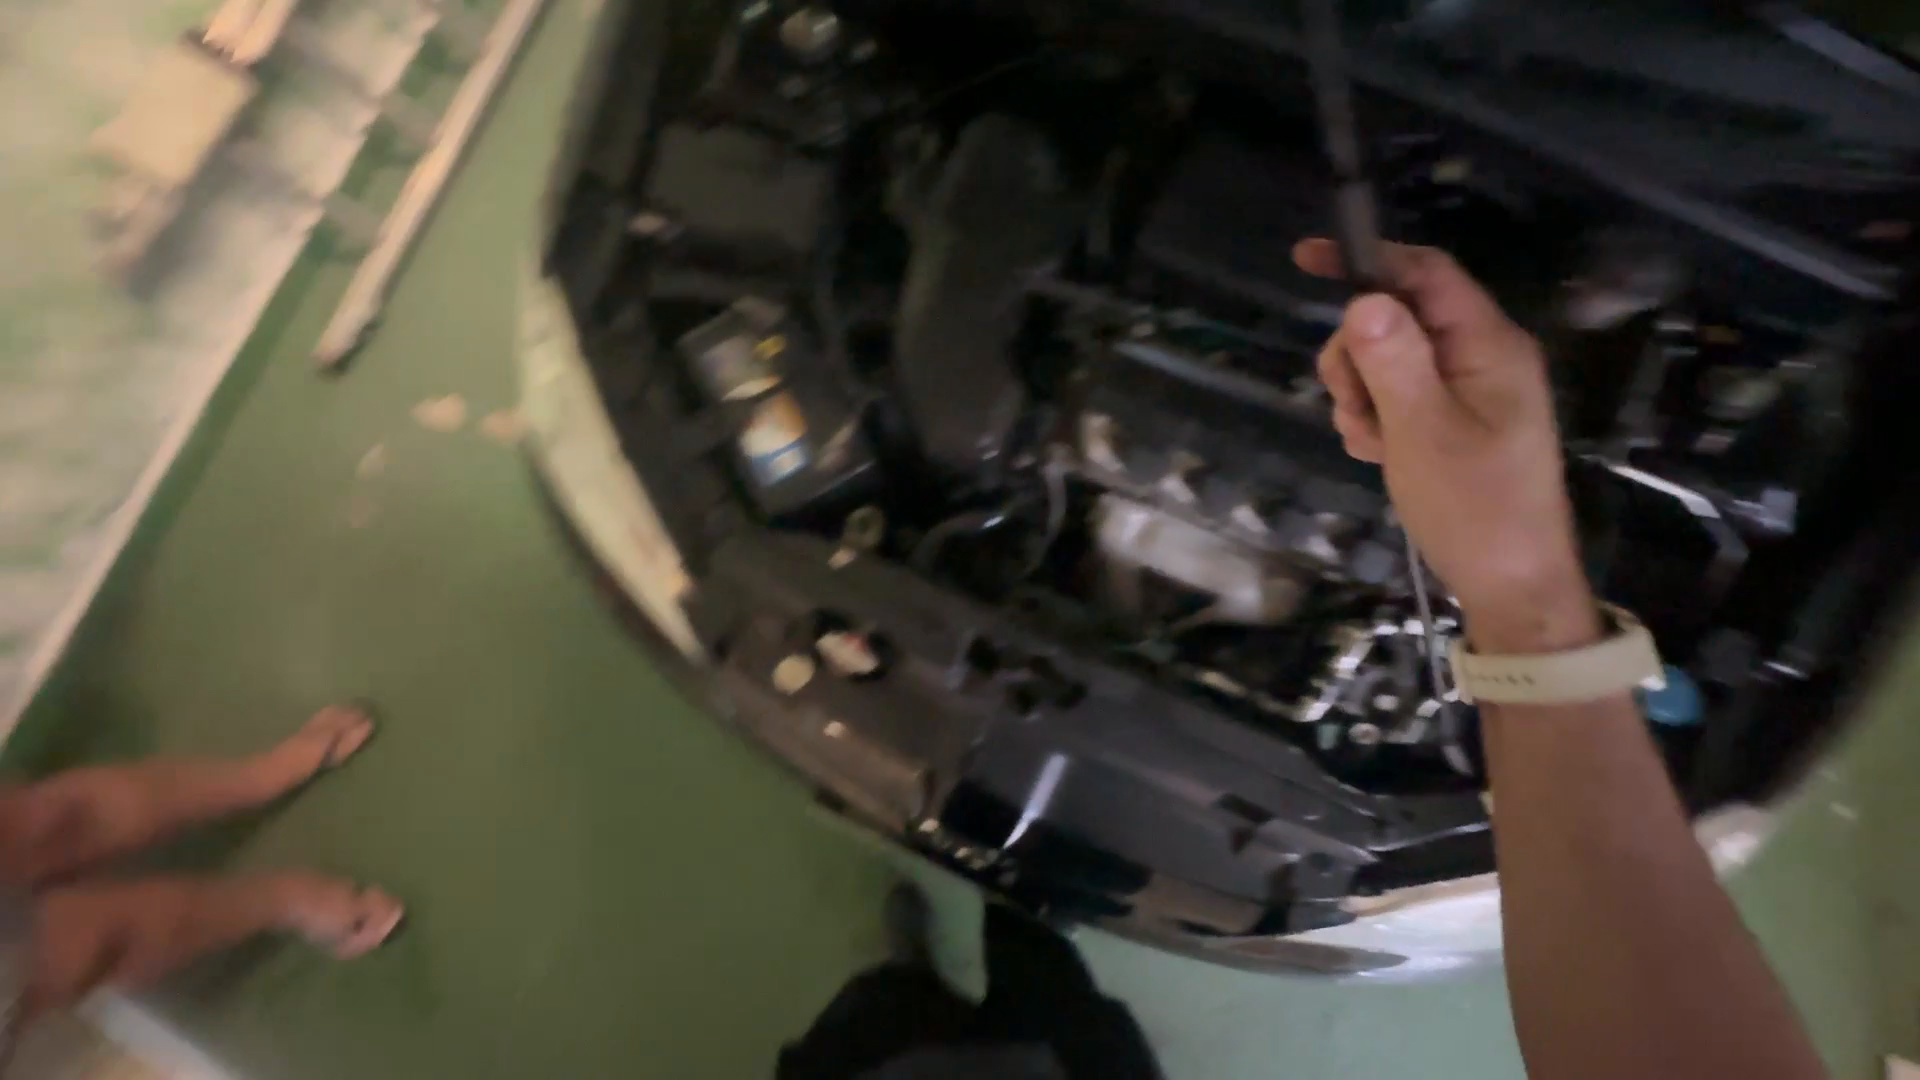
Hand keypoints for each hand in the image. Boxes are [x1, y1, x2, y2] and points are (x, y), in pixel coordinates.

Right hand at [1293, 238, 1599, 651]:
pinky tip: (1379, 453)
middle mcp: (1473, 356)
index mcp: (1485, 345)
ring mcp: (1457, 388)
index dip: (1369, 259)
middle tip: (1356, 409)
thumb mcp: (1424, 433)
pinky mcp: (1441, 417)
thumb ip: (1394, 364)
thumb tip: (1361, 301)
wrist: (1504, 577)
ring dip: (1358, 398)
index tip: (1309, 259)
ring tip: (1374, 444)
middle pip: (1389, 320)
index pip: (1424, 275)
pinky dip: (1369, 420)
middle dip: (1354, 359)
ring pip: (1379, 362)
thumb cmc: (1473, 505)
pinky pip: (1386, 397)